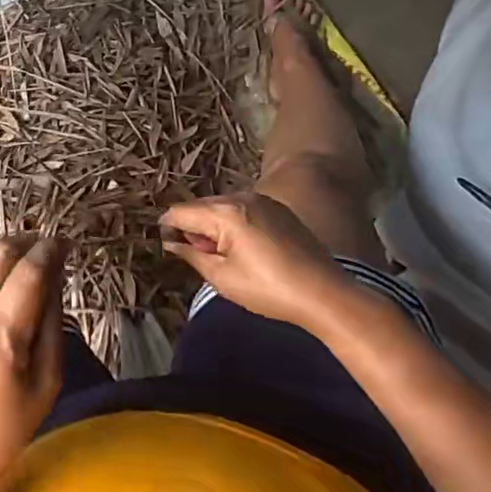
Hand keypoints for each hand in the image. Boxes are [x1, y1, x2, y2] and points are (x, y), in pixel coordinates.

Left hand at [0, 235, 67, 491]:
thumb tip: (56, 271)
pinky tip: (0, 271)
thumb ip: (53, 319)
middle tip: (47, 244)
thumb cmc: (9, 424)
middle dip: (27, 241)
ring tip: (26, 252)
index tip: (65, 242)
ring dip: (5, 247)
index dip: (49, 250)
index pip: (28, 274)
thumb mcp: (48, 379)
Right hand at [160, 193, 344, 331]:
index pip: (181, 211)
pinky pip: (243, 209)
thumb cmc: (269, 289)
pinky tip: (245, 250)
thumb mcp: (222, 278)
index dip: (167, 226)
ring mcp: (263, 200)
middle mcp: (242, 197)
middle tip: (201, 259)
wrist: (325, 294)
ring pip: (223, 207)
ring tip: (225, 258)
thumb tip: (171, 243)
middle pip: (201, 206)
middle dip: (193, 228)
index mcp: (226, 212)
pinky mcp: (279, 209)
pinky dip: (235, 224)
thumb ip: (191, 255)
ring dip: (214, 227)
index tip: (165, 244)